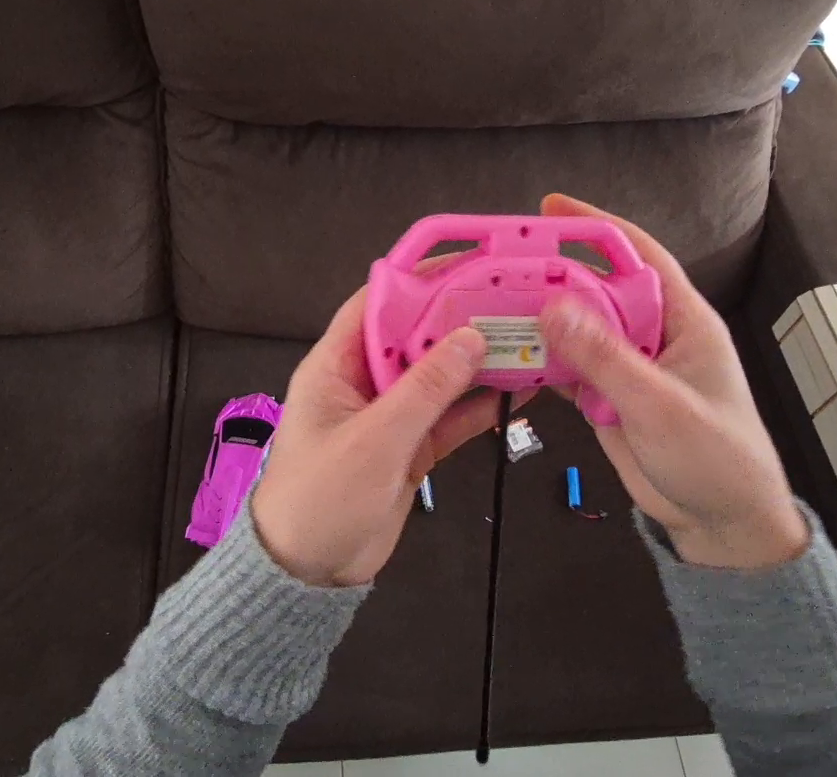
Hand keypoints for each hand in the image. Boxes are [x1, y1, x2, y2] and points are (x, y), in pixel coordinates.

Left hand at [250, 288, 507, 587]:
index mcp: (336, 364)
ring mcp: (390, 414)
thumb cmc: (323, 496)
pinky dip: (480, 406)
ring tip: (528, 338)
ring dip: (477, 362)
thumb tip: (471, 337)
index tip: (467, 266)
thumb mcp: (374, 439)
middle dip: (459, 319)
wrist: (308, 571)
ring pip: (438, 376)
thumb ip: (425, 389)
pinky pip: (449, 417)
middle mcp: (364, 380)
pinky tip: (519, 390)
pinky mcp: (411, 446)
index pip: (377, 304)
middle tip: (513, 300)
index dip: (418, 280)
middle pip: (415, 337)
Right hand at [538, 193, 809, 570]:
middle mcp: (650, 332)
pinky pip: (567, 365)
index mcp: (681, 319)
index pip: (637, 254)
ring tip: (491, 304)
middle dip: (551, 272)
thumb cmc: (715, 459)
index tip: (550, 207)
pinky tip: (507, 353)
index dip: (595, 226)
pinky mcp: (606, 394)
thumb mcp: (661, 406)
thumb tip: (551, 307)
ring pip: (576, 327)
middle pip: (595, 287)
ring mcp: (626, 364)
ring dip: (539, 318)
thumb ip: (606, 359)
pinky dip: (539, 358)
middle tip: (501, 264)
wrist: (723, 525)